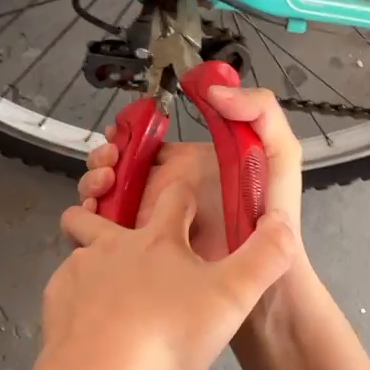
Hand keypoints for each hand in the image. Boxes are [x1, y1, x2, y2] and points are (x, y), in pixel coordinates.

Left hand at [43, 182, 297, 369]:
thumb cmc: (170, 331)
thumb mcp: (232, 297)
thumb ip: (264, 259)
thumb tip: (283, 221)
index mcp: (158, 241)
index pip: (174, 198)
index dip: (184, 196)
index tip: (188, 204)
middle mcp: (113, 245)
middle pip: (97, 213)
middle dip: (103, 211)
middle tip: (120, 237)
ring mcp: (79, 271)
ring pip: (80, 252)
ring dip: (92, 263)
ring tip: (109, 295)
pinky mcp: (56, 302)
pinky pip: (65, 291)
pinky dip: (77, 301)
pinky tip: (91, 328)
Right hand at [77, 85, 305, 263]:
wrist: (266, 281)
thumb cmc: (273, 218)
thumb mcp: (279, 153)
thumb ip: (260, 112)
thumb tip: (216, 89)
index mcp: (190, 166)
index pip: (146, 141)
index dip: (128, 131)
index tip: (119, 131)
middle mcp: (165, 190)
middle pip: (118, 165)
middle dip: (104, 156)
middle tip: (109, 161)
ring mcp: (150, 221)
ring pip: (106, 194)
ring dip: (95, 181)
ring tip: (104, 183)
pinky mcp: (141, 251)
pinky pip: (104, 230)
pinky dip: (90, 216)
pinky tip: (97, 211)